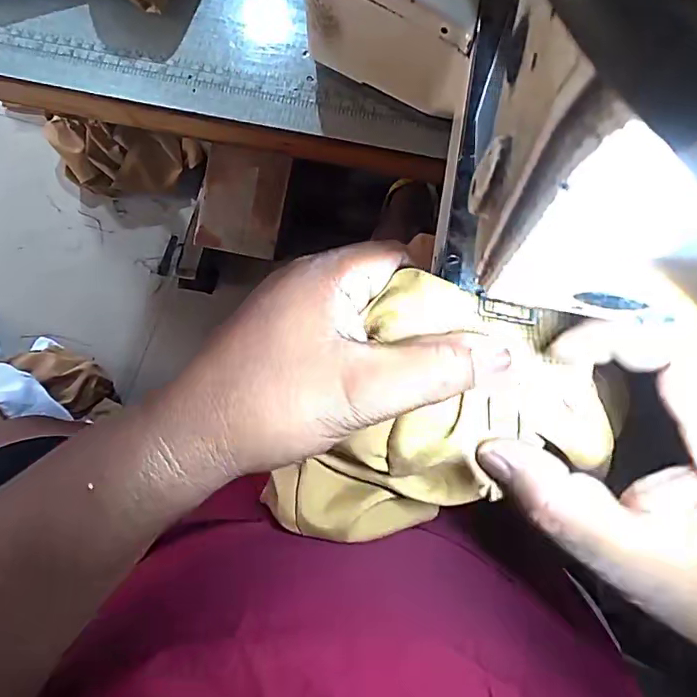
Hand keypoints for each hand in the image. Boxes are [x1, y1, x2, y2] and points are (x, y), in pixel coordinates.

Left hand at [147, 242, 515, 480]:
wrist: (191, 439)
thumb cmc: (276, 405)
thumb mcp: (366, 389)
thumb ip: (437, 369)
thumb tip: (505, 353)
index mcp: (332, 271)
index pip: (409, 257)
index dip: (446, 288)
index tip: (472, 327)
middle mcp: (312, 276)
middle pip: (390, 285)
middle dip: (423, 319)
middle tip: (454, 359)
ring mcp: (293, 304)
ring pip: (366, 312)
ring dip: (394, 339)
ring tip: (423, 374)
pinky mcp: (283, 333)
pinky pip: (342, 330)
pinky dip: (366, 350)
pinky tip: (375, 381)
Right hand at [476, 314, 696, 696]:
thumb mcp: (640, 569)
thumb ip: (562, 508)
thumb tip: (495, 447)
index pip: (679, 348)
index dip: (610, 335)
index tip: (555, 359)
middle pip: (685, 333)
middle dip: (612, 336)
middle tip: (558, 366)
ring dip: (634, 344)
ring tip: (582, 371)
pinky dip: (658, 361)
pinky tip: (628, 385)